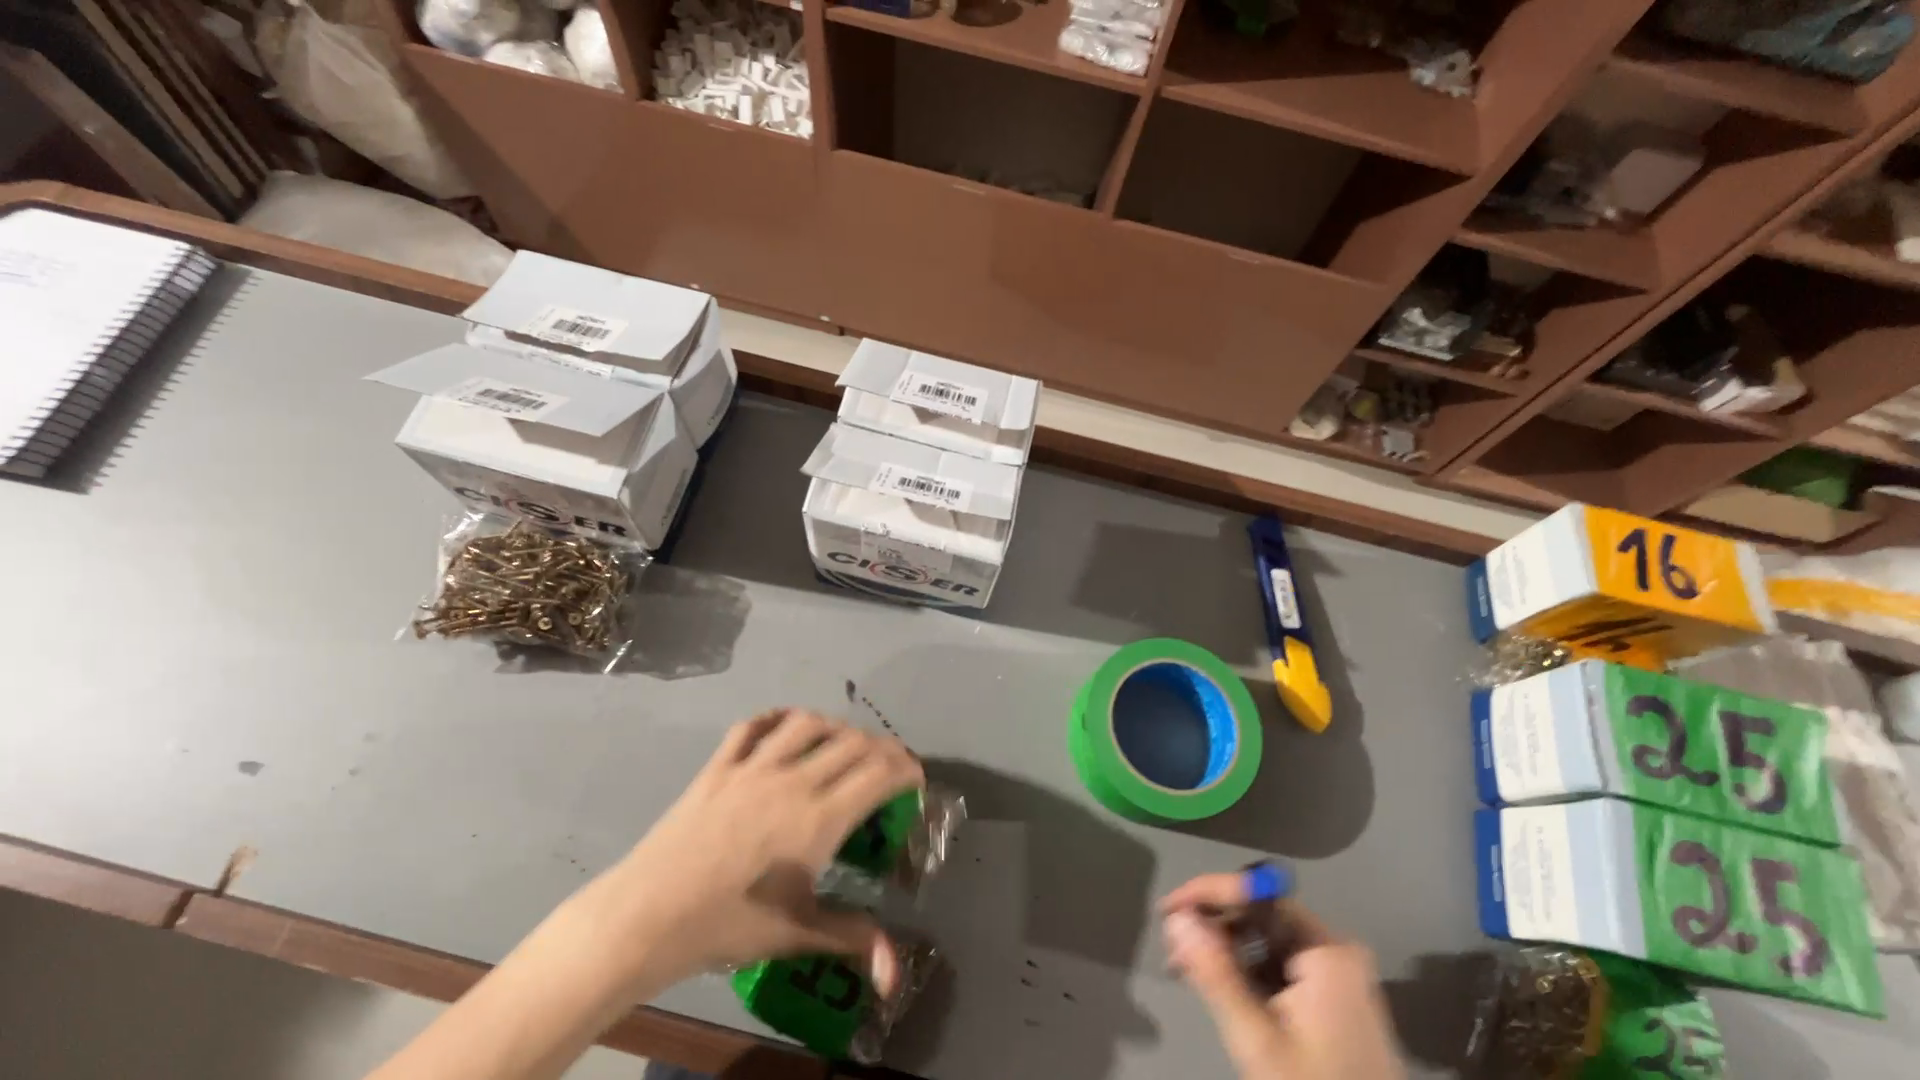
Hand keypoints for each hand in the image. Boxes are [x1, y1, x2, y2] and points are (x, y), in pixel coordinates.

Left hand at [588, 709, 921, 994]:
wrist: (649, 913)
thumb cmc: (727, 926)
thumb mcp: (796, 932)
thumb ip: (852, 938)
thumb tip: (895, 973)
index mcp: (818, 819)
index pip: (878, 774)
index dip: (905, 769)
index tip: (916, 778)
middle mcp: (791, 781)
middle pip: (851, 743)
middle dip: (882, 747)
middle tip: (891, 763)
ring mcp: (751, 768)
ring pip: (806, 724)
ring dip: (836, 727)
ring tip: (845, 743)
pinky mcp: (718, 767)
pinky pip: (753, 726)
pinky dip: (777, 718)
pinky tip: (787, 726)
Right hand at [1161, 874, 1405, 1079]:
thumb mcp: (1257, 1038)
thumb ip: (1216, 974)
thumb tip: (1177, 918)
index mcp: (1327, 952)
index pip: (1260, 894)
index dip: (1210, 893)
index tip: (1167, 909)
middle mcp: (1336, 952)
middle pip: (1263, 916)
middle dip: (1213, 925)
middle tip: (1171, 949)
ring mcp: (1337, 976)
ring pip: (1268, 941)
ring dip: (1226, 949)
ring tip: (1185, 970)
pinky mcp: (1333, 999)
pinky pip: (1281, 966)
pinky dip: (1247, 970)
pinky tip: (1220, 987)